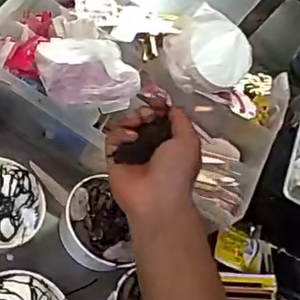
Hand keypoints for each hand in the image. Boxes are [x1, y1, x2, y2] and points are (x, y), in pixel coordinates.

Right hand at [105, 97, 201, 227]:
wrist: (156, 198)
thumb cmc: (176, 171)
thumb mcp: (188, 141)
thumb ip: (181, 119)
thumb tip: (171, 105)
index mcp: (169, 141)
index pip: (159, 117)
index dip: (157, 106)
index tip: (155, 100)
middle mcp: (149, 145)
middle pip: (140, 118)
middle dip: (143, 111)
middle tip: (145, 114)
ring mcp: (130, 151)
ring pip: (124, 125)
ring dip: (130, 120)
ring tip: (136, 125)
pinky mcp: (114, 157)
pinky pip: (111, 138)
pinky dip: (119, 134)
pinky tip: (129, 138)